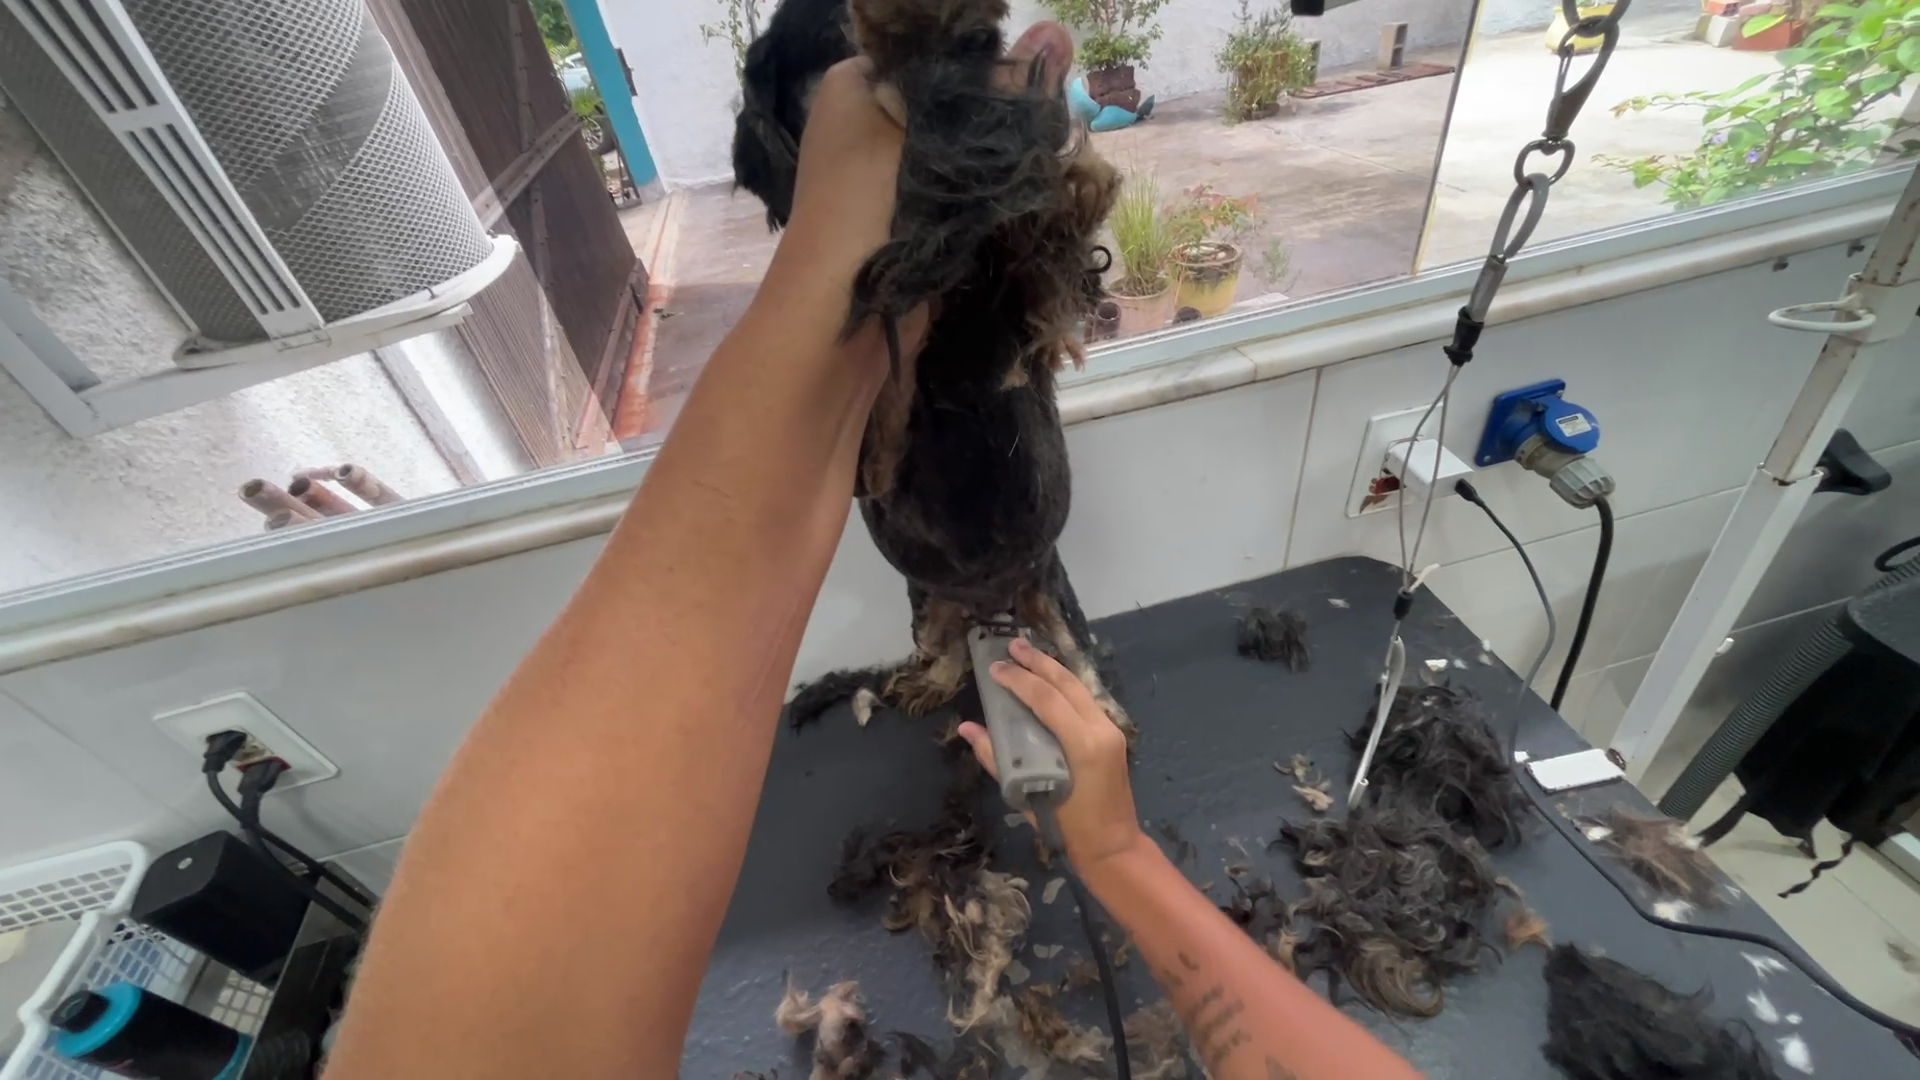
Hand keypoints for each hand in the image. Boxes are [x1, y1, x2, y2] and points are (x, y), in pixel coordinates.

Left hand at [771, 23, 1074, 319]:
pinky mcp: (915, 230)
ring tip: (1046, 155)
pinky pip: (962, 204)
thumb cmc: (868, 210)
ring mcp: (893, 185)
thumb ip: (992, 94)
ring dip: (998, 166)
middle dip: (997, 119)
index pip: (931, 53)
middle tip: (1049, 119)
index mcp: (855, 87)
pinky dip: (989, 204)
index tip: (1033, 74)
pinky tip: (1027, 196)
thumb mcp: (928, 136)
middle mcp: (870, 130)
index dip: (983, 62)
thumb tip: (1057, 32)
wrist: (840, 321)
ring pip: (963, 160)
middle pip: (952, 108)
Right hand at [958, 637, 1146, 869]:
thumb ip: (997, 758)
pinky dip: (1063, 685)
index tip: (995, 667)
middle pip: (1066, 683)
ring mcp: (1111, 729)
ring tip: (1026, 653)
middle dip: (1037, 662)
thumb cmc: (1068, 827)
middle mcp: (1101, 729)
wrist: (1113, 846)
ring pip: (1079, 687)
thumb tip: (967, 729)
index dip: (1019, 679)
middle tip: (1012, 645)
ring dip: (1051, 668)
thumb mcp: (1027, 795)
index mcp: (1083, 745)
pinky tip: (1046, 679)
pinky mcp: (1112, 734)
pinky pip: (1084, 699)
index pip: (1047, 699)